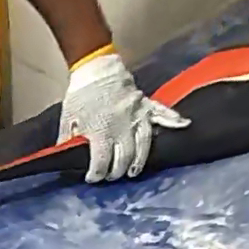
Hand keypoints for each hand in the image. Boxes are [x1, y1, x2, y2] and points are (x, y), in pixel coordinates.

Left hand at [57, 50, 189, 181]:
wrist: (95, 70)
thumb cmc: (79, 98)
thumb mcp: (67, 122)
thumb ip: (68, 142)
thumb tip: (65, 157)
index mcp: (101, 131)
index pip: (101, 161)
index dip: (96, 173)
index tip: (93, 178)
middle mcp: (122, 125)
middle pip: (125, 155)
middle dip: (118, 170)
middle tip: (113, 176)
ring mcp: (137, 113)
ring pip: (144, 141)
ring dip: (140, 158)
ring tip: (135, 170)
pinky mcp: (146, 102)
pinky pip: (162, 112)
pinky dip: (173, 119)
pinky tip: (183, 125)